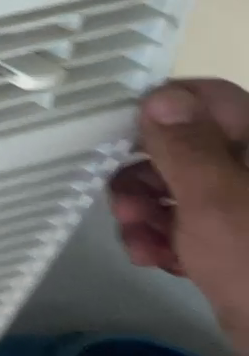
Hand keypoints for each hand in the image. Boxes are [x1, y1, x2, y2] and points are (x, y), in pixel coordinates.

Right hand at [111, 79, 248, 352]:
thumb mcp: (216, 205)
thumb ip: (186, 147)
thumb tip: (161, 96)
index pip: (209, 99)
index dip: (159, 111)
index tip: (119, 141)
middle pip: (185, 145)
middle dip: (141, 175)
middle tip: (126, 206)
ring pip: (179, 184)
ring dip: (145, 211)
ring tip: (140, 241)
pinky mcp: (244, 238)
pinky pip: (190, 219)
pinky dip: (165, 236)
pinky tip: (159, 259)